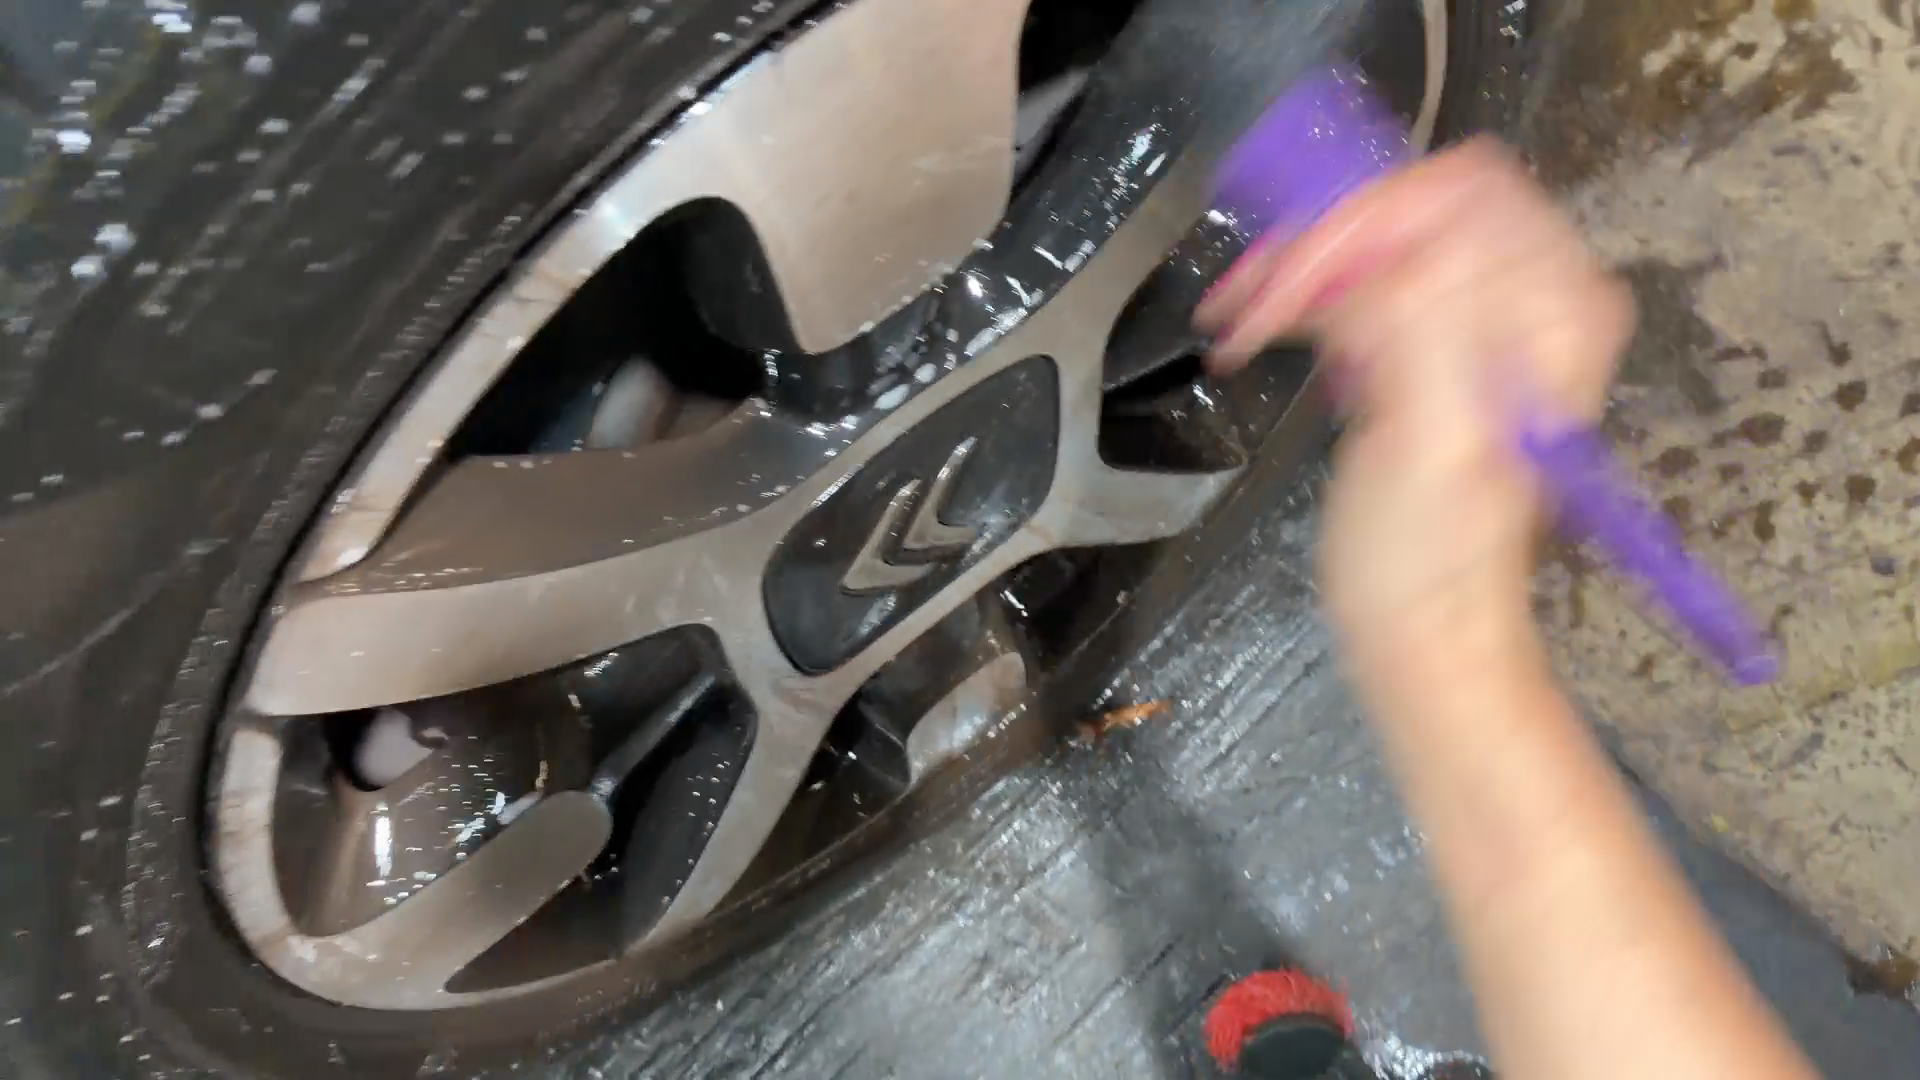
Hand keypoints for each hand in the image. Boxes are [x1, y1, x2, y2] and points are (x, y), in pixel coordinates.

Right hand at [1193, 138, 1632, 696]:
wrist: (1418, 617)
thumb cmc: (1429, 557)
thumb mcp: (1432, 441)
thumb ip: (1419, 329)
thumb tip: (1372, 259)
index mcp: (1544, 312)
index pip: (1455, 198)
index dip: (1362, 221)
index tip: (1287, 277)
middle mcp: (1515, 304)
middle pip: (1407, 210)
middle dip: (1318, 242)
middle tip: (1248, 295)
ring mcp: (1462, 327)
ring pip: (1370, 242)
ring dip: (1295, 268)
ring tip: (1236, 315)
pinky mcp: (1413, 354)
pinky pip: (1352, 288)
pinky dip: (1298, 299)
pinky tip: (1266, 333)